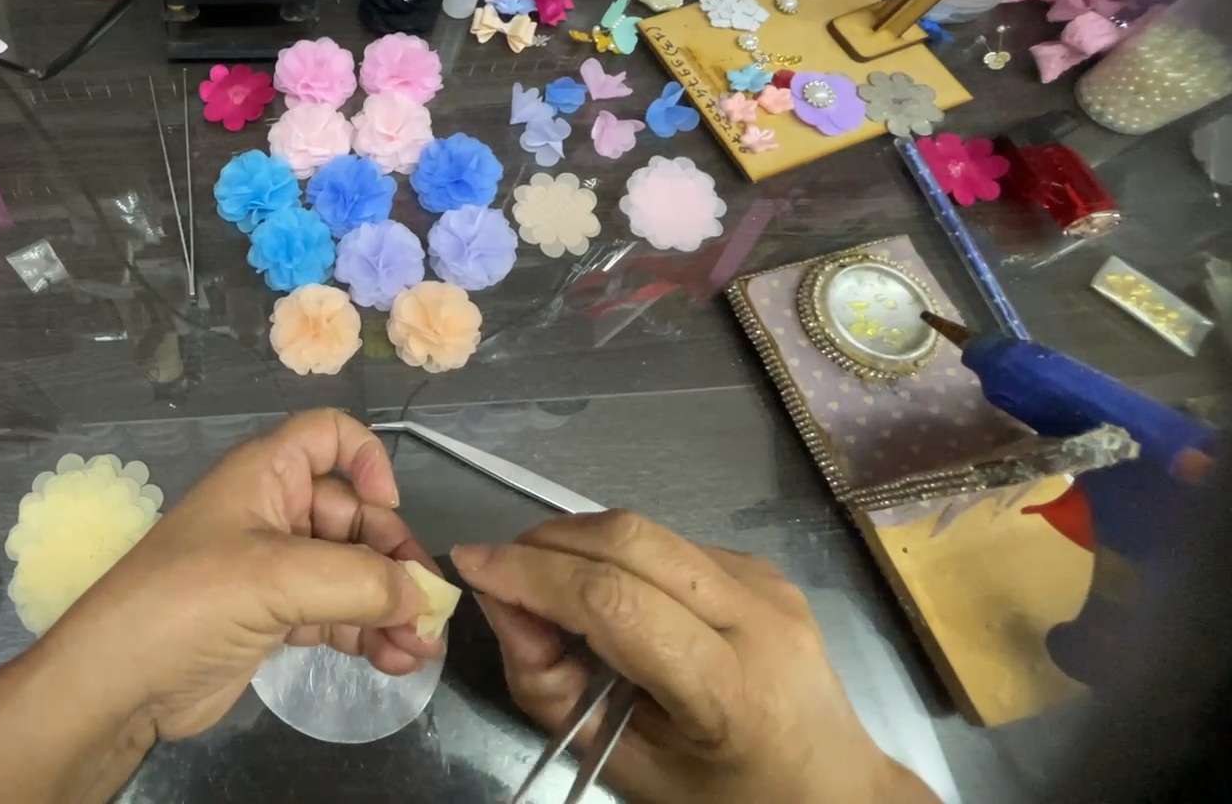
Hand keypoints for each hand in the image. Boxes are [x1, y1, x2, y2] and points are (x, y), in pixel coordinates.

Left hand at [46, 409, 443, 740]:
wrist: (120, 681)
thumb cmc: (190, 600)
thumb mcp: (274, 578)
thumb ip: (357, 581)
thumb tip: (420, 596)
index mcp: (267, 473)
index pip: (328, 435)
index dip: (366, 457)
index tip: (389, 503)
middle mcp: (275, 510)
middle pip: (354, 515)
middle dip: (392, 560)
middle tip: (427, 612)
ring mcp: (275, 565)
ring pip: (351, 570)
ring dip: (388, 605)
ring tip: (419, 651)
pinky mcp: (275, 614)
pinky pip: (337, 610)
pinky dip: (367, 631)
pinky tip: (393, 662)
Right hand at [454, 512, 936, 803]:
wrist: (836, 794)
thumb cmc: (721, 799)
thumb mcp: (621, 766)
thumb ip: (546, 684)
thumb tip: (498, 600)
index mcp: (732, 689)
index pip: (612, 600)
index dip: (531, 573)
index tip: (469, 562)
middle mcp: (757, 616)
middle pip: (626, 540)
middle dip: (543, 542)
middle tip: (500, 567)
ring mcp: (762, 581)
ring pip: (638, 528)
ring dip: (570, 540)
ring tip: (540, 576)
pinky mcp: (756, 563)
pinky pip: (659, 539)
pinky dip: (608, 552)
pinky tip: (605, 589)